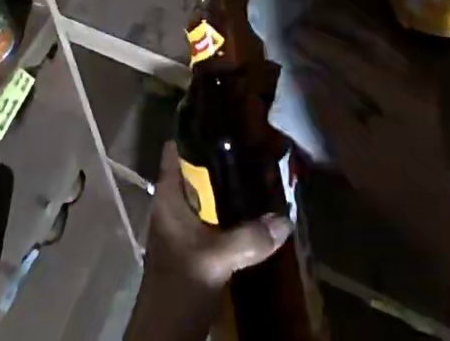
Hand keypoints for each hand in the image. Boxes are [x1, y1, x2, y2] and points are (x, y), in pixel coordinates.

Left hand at [146, 142, 292, 288]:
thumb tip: (284, 219)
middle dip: (222, 166)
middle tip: (256, 157)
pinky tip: (255, 223)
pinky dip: (229, 219)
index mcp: (168, 195)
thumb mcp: (217, 258)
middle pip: (195, 174)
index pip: (175, 150)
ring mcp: (181, 227)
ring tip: (262, 185)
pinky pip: (212, 222)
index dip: (195, 136)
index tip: (226, 128)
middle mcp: (172, 204)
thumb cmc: (181, 282)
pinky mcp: (193, 247)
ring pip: (205, 199)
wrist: (165, 329)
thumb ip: (249, 238)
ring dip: (228, 195)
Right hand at [261, 0, 449, 205]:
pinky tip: (342, 34)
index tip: (288, 32)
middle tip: (300, 14)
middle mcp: (409, 78)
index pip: (349, 56)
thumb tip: (300, 70)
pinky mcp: (413, 88)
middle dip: (332, 22)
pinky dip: (359, 37)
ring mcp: (414, 81)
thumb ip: (326, 106)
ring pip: (377, 40)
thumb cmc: (388, 182)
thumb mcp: (351, 150)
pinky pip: (382, 50)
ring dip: (346, 25)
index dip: (316, 42)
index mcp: (395, 93)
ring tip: (317, 15)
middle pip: (367, 38)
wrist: (433, 209)